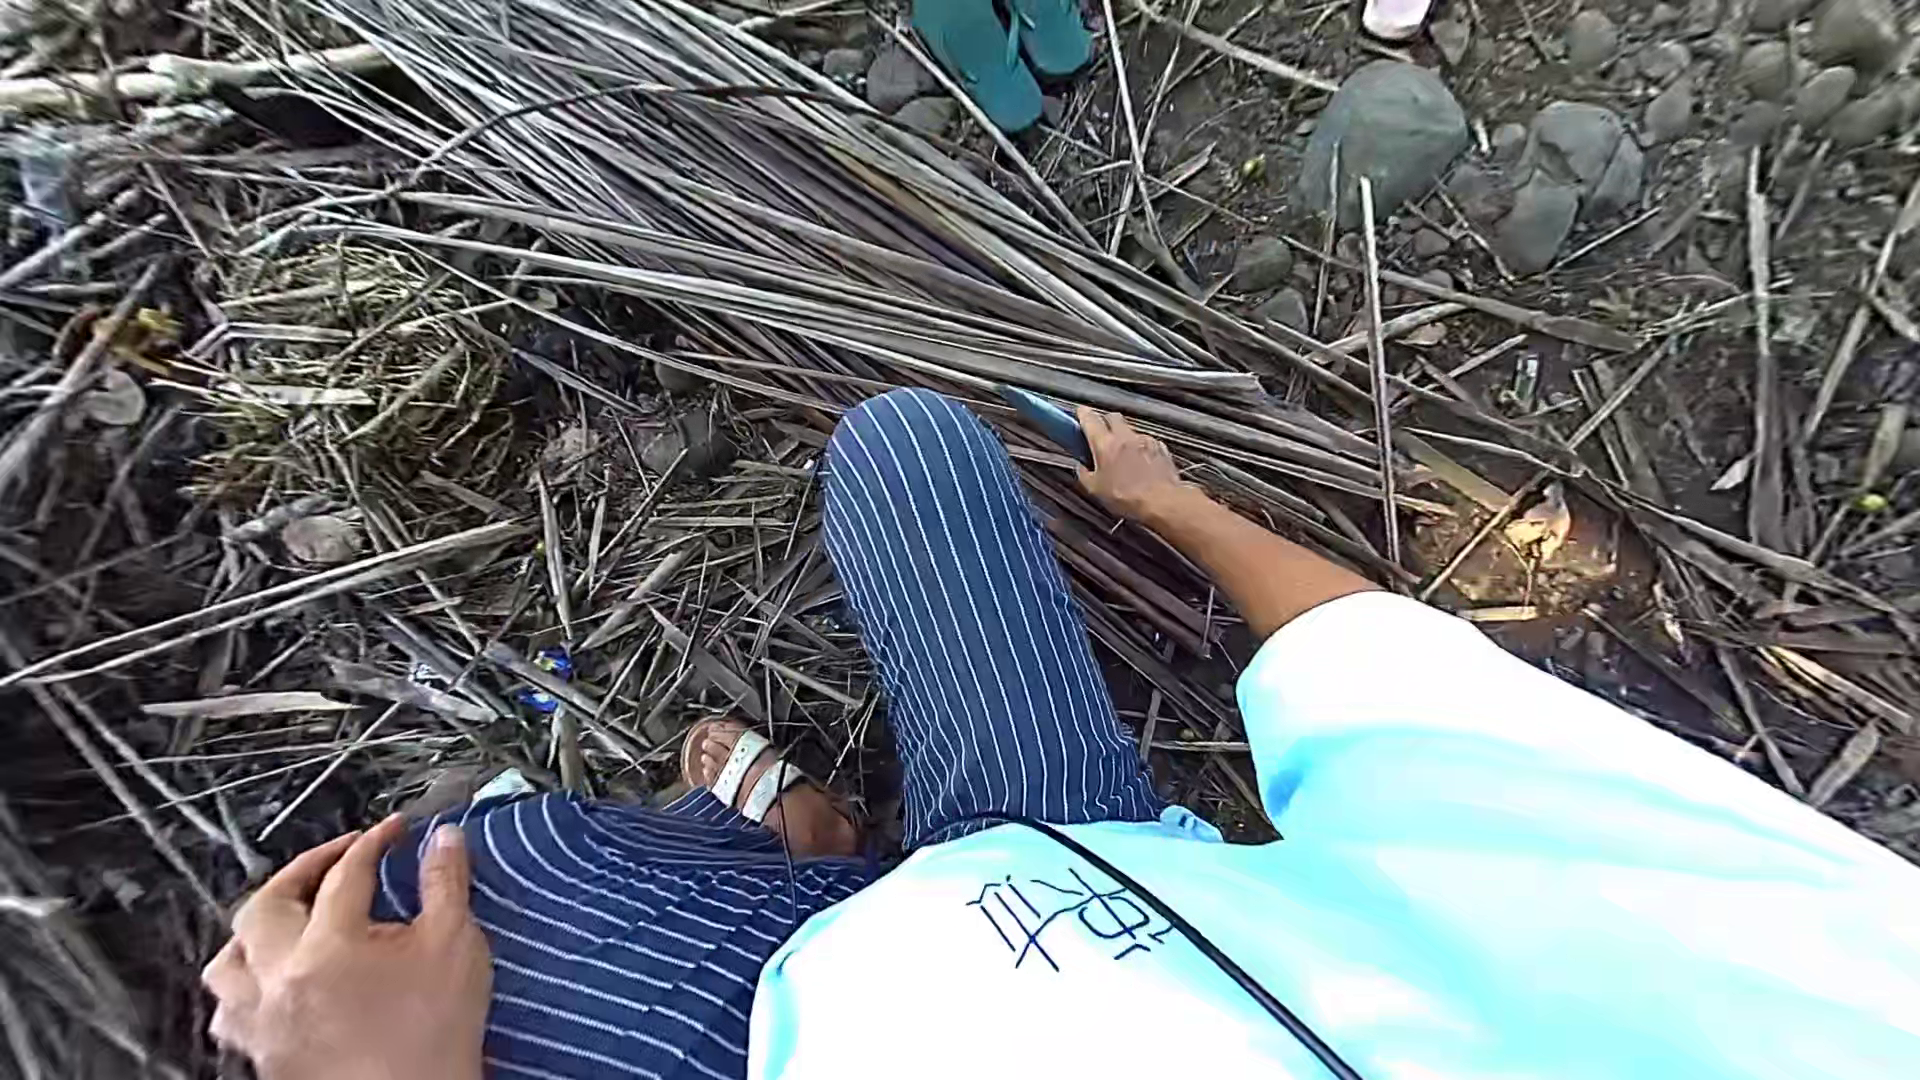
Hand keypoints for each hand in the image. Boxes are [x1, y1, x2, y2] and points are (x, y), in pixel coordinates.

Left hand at [201, 815, 490, 1079]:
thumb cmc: (436, 1019)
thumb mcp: (455, 936)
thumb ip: (446, 880)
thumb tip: (443, 836)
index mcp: (328, 948)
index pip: (344, 875)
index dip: (373, 842)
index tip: (396, 828)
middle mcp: (277, 981)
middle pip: (263, 909)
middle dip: (305, 868)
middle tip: (345, 850)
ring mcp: (258, 1021)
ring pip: (227, 959)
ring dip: (263, 920)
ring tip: (302, 904)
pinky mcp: (259, 1049)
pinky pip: (229, 1000)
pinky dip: (250, 968)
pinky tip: (283, 966)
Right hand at [1076, 407, 1198, 523]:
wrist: (1161, 502)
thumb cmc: (1127, 497)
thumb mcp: (1095, 489)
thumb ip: (1084, 474)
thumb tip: (1081, 468)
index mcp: (1106, 445)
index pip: (1091, 420)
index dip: (1083, 414)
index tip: (1080, 412)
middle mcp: (1126, 437)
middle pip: (1113, 417)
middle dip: (1104, 422)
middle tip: (1099, 435)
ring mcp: (1146, 441)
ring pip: (1130, 430)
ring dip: (1123, 437)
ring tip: (1120, 455)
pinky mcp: (1160, 448)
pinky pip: (1146, 442)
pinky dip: (1139, 448)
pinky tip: (1138, 463)